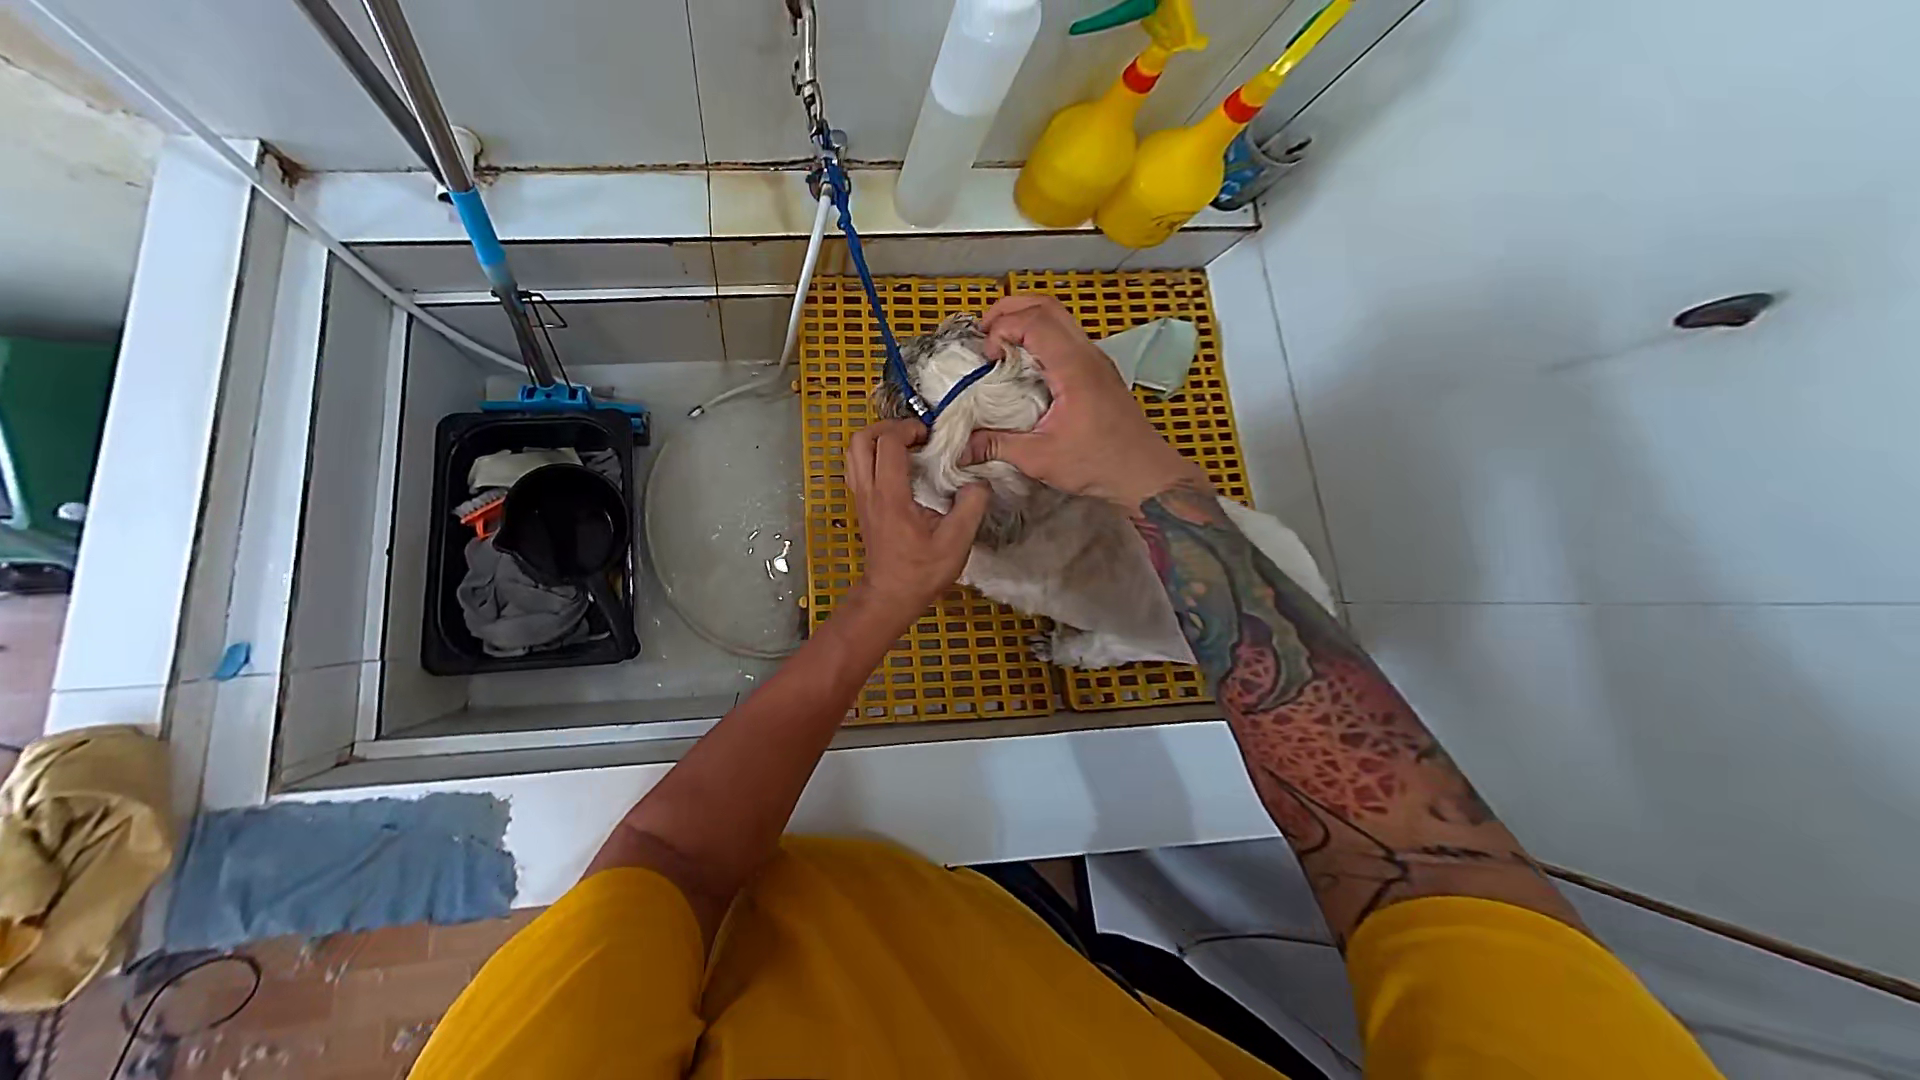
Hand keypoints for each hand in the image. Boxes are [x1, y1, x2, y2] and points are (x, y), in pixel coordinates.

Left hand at [845, 419, 989, 614]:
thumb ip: (971, 506)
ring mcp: (862, 498)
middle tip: (914, 435)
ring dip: (878, 441)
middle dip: (888, 428)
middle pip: (861, 440)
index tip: (930, 436)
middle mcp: (869, 492)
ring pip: (854, 452)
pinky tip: (901, 468)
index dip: (909, 429)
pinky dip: (875, 457)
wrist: (891, 596)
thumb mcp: (957, 541)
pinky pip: (859, 468)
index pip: (888, 444)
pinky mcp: (862, 506)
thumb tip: (979, 483)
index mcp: (890, 496)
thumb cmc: (920, 572)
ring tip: (907, 447)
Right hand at [970, 295, 1209, 512]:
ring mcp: (1096, 360)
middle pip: (1047, 305)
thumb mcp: (1040, 458)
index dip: (1002, 328)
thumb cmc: (1099, 464)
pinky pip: (1067, 338)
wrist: (1145, 474)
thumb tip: (962, 448)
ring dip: (1026, 321)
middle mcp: (1088, 354)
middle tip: (984, 333)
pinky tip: (1025, 366)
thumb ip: (998, 446)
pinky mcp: (1099, 372)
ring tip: (1000, 346)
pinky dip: (1041, 338)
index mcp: (1075, 367)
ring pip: (1059, 318)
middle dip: (1009, 310)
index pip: (1035, 320)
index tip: (986, 357)